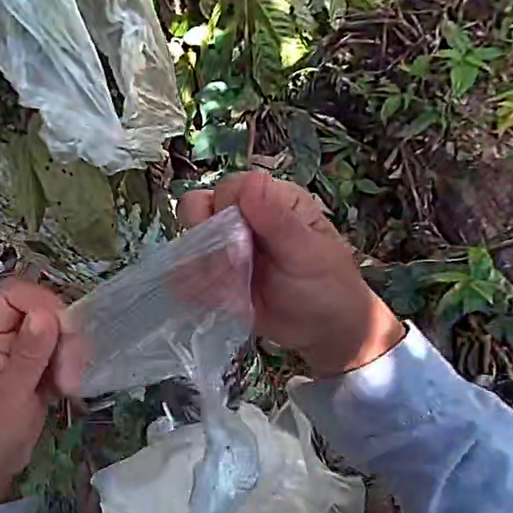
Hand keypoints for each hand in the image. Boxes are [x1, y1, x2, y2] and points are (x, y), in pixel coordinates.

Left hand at [0, 279, 65, 503]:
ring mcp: (21, 353)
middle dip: (62, 335)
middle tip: (70, 372)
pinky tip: (68, 390)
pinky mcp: (38, 369)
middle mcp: (3, 338)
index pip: (11, 295)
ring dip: (70, 354)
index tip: (62, 328)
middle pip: (40, 310)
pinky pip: (61, 352)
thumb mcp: (10, 394)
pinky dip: (71, 366)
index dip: (39, 302)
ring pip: (56, 332)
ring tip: (68, 387)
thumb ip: (29, 354)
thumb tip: (47, 313)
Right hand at [179, 171, 403, 376]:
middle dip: (207, 241)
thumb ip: (278, 220)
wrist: (322, 331)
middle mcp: (243, 216)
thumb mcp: (308, 254)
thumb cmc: (327, 286)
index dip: (226, 212)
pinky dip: (195, 286)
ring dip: (202, 268)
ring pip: (188, 241)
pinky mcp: (211, 271)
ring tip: (231, 290)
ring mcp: (224, 244)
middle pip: (197, 208)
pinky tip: (221, 300)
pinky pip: (185, 270)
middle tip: (231, 267)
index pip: (228, 188)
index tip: (242, 243)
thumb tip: (250, 182)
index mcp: (271, 200)